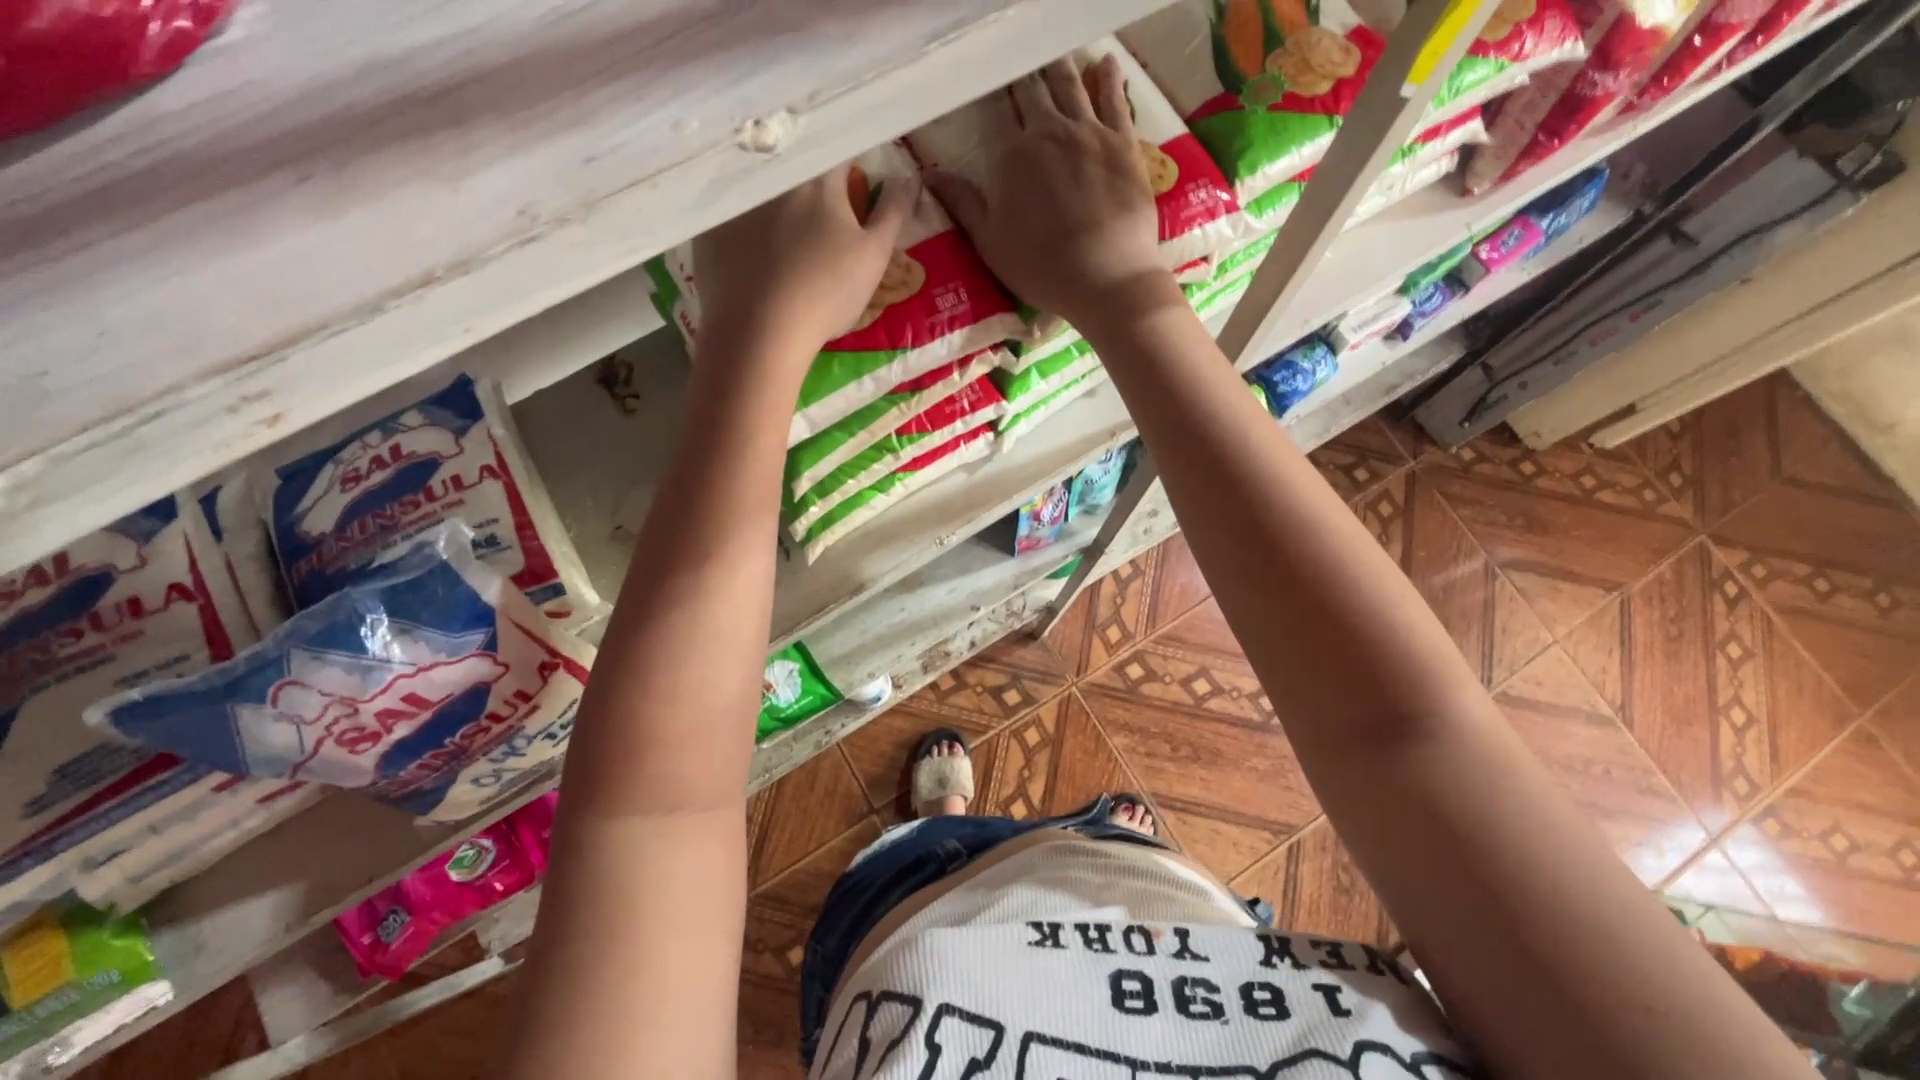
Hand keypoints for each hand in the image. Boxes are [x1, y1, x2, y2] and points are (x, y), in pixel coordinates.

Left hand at [693, 163, 918, 354]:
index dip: (849, 163)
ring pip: (761, 185)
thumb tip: (910, 177)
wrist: (757, 334)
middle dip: (810, 177)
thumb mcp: (874, 256)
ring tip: (785, 232)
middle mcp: (772, 174)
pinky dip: (743, 221)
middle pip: (796, 162)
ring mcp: (734, 199)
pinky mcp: (708, 225)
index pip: (839, 147)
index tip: (854, 182)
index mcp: (816, 175)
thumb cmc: (826, 293)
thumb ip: (893, 211)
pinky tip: (751, 250)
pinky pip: (731, 211)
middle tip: (821, 211)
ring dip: (775, 196)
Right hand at [927, 56, 1177, 337]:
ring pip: (1068, 84)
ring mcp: (1088, 132)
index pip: (994, 107)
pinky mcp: (1123, 142)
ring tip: (1049, 55)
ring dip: (1056, 66)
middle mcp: (1048, 131)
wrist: (1107, 279)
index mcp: (1010, 155)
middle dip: (1020, 75)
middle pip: (1030, 89)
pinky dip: (1108, 77)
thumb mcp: (990, 241)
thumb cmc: (1041, 268)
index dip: (989, 91)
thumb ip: (961, 202)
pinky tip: (1105, 63)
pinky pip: (1114, 99)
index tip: (985, 81)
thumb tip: (928, 174)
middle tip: (1016, 66)